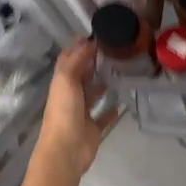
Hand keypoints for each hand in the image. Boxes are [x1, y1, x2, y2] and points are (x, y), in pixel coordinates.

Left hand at [35, 39, 118, 177]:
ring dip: (103, 83)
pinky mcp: (93, 128)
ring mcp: (81, 113)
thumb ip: (76, 60)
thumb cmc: (64, 112)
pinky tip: (124, 100)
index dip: (79, 47)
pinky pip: (104, 116)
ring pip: (93, 94)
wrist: (66, 150)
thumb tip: (88, 42)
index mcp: (61, 83)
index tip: (97, 34)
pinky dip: (112, 109)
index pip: (68, 60)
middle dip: (94, 63)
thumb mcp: (66, 80)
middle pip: (82, 75)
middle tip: (115, 50)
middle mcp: (70, 96)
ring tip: (122, 70)